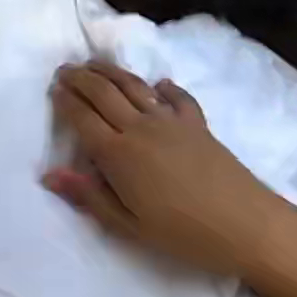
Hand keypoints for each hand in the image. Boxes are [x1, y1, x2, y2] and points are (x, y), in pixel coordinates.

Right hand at [44, 61, 289, 277]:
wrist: (247, 225)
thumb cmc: (182, 233)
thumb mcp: (128, 226)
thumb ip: (89, 196)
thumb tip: (50, 175)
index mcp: (118, 154)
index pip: (83, 117)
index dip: (65, 101)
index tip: (53, 89)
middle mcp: (140, 128)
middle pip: (103, 93)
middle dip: (81, 78)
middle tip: (65, 69)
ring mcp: (170, 122)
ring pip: (134, 87)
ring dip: (111, 72)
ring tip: (94, 64)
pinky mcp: (197, 123)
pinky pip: (177, 98)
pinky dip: (165, 87)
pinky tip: (159, 84)